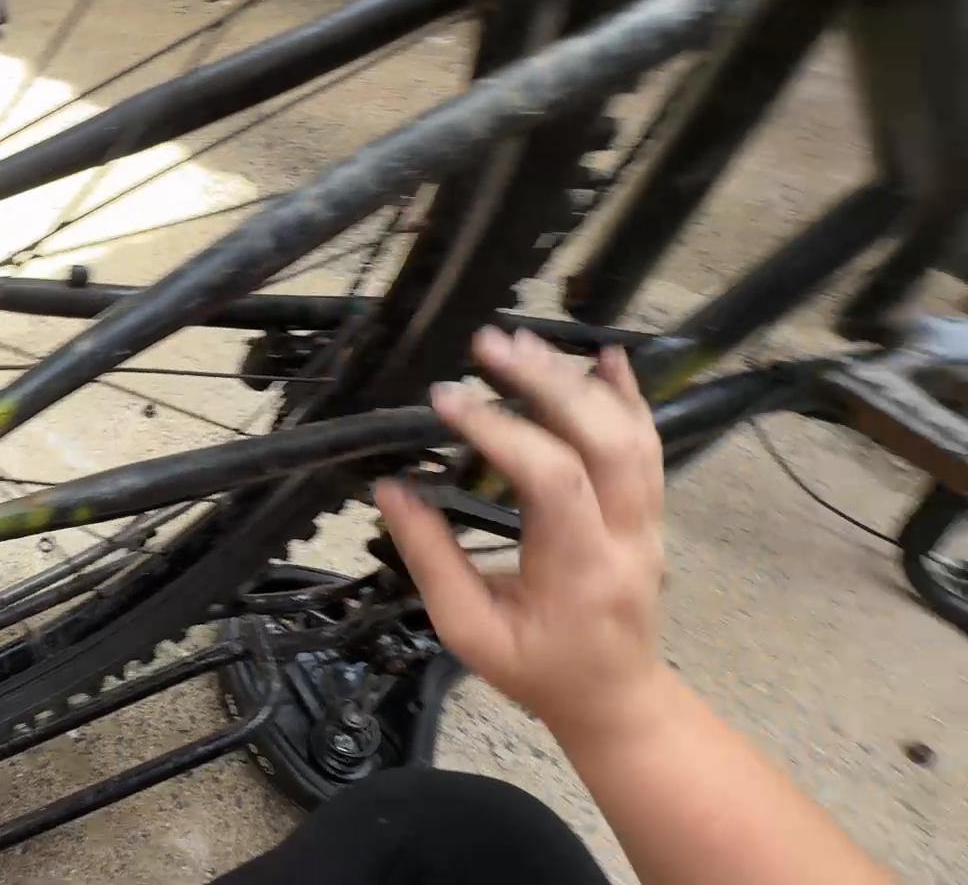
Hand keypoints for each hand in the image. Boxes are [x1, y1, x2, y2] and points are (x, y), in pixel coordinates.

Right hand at [376, 327, 670, 741]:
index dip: (499, 430)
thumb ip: (430, 558)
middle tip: (489, 344)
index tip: (444, 398)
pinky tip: (605, 356)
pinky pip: (648, 445)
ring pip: (630, 435)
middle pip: (605, 441)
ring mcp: (647, 522)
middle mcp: (628, 536)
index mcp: (582, 569)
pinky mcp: (646, 512)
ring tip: (521, 340)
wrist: (616, 699)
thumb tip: (391, 489)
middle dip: (546, 383)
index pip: (552, 479)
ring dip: (575, 380)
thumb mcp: (466, 628)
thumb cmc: (537, 669)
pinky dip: (629, 395)